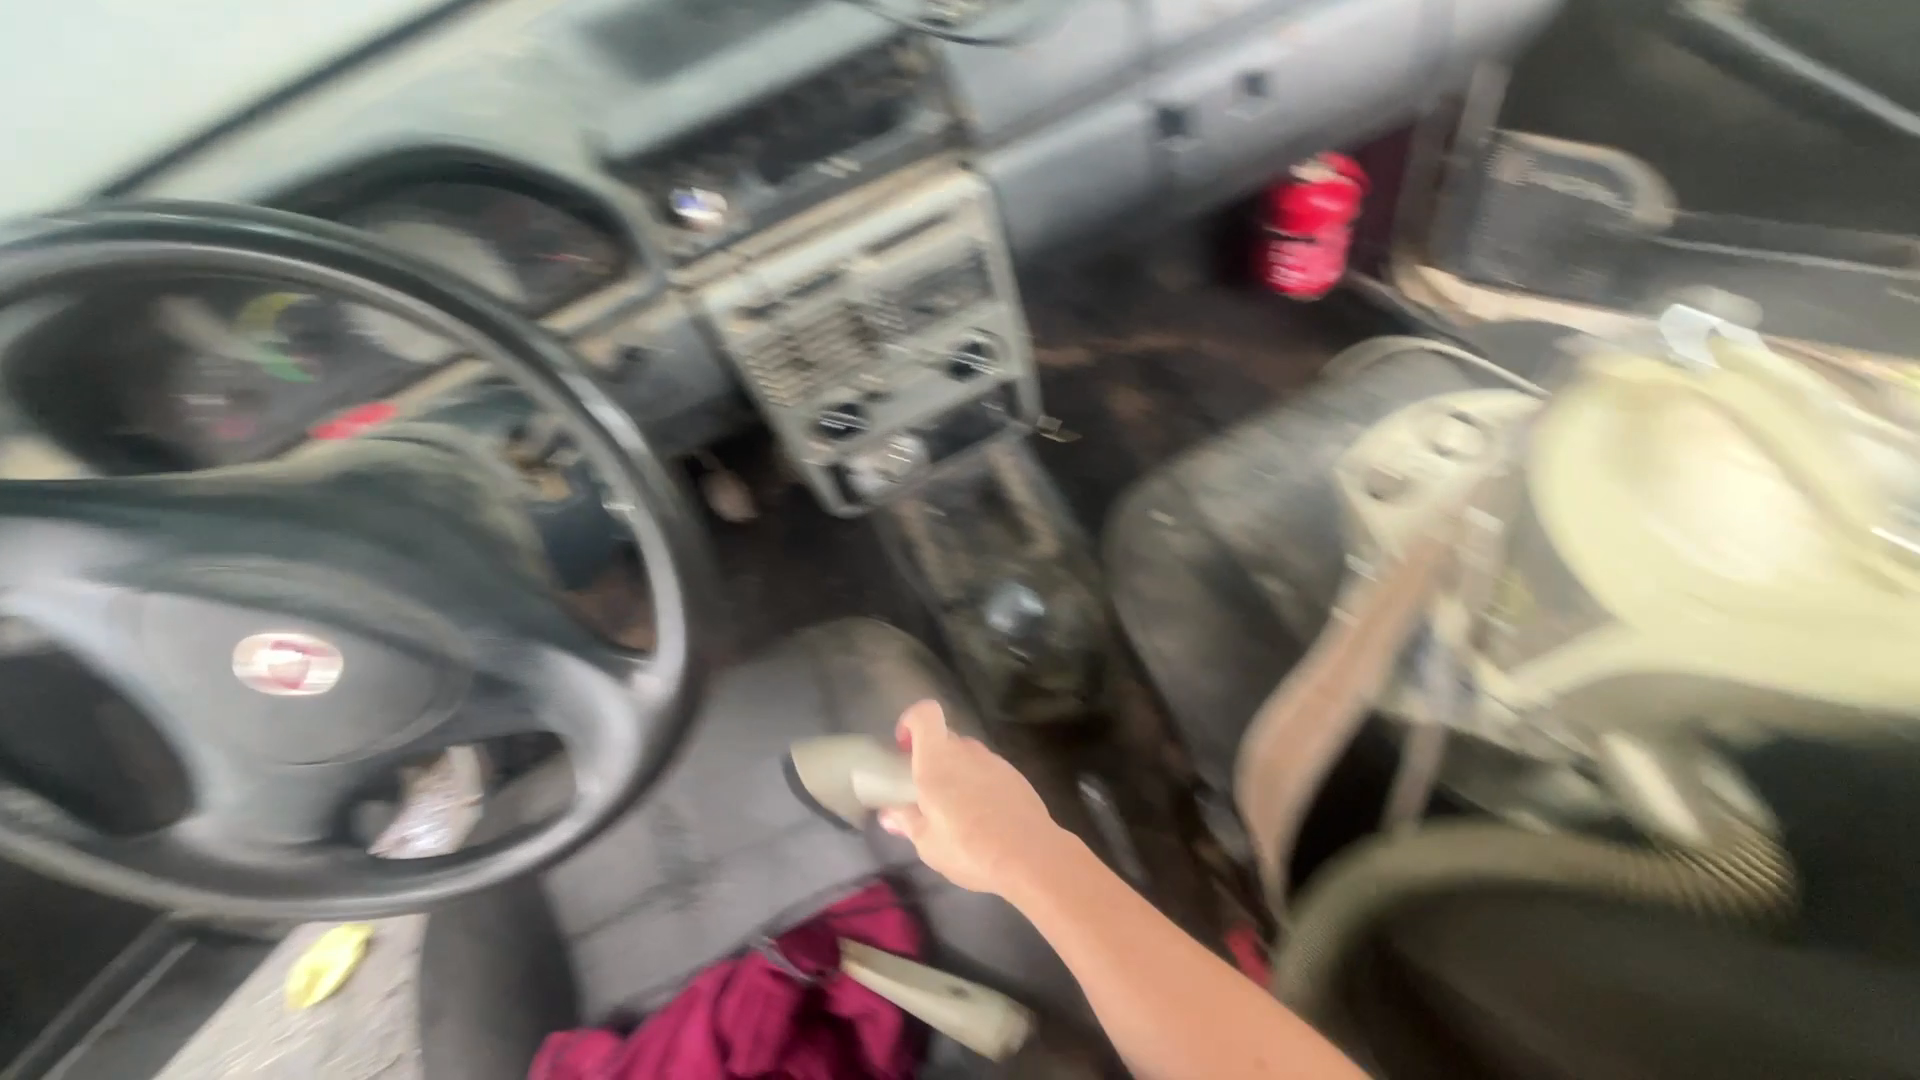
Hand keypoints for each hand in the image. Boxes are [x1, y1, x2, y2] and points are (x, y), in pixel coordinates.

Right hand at [878, 700, 1067, 896]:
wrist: (1030, 856)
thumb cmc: (968, 847)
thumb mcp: (927, 842)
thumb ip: (907, 822)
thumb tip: (890, 815)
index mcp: (938, 759)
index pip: (925, 713)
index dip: (911, 722)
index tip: (904, 749)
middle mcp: (967, 751)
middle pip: (945, 737)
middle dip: (932, 757)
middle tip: (926, 792)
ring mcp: (994, 762)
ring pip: (968, 756)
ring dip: (957, 774)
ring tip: (956, 812)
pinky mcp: (1015, 776)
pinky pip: (988, 772)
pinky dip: (980, 785)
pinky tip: (983, 818)